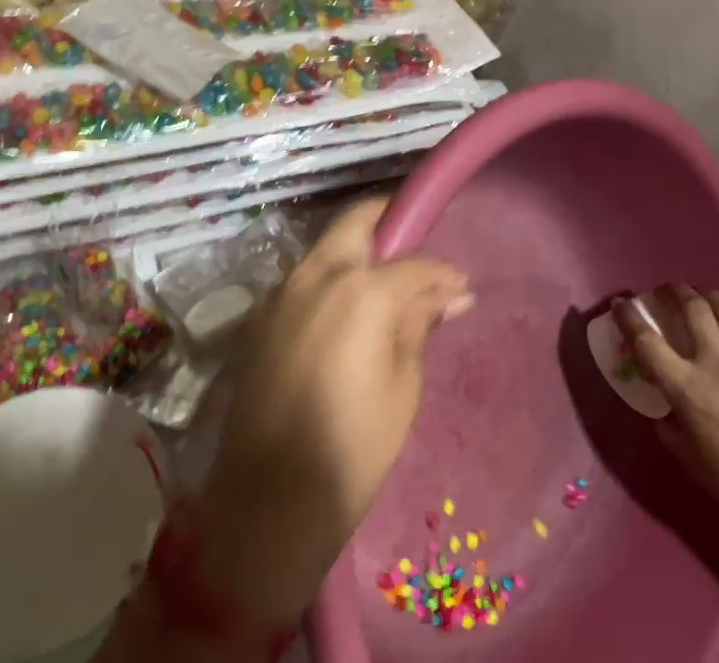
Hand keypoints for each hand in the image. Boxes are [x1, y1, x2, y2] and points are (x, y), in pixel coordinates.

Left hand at [195, 199, 470, 622]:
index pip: (413, 261)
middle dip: (389, 225)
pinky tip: (346, 319)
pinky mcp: (258, 320)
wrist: (271, 496)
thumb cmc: (354, 444)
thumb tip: (451, 293)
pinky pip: (301, 282)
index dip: (443, 273)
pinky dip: (329, 284)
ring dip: (356, 255)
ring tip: (383, 294)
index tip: (460, 290)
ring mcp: (278, 295)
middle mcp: (313, 276)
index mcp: (359, 288)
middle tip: (415, 257)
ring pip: (324, 250)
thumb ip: (420, 323)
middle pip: (355, 222)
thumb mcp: (404, 384)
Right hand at [617, 286, 718, 546]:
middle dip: (674, 292)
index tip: (620, 304)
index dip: (629, 317)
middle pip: (692, 308)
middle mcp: (717, 365)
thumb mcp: (687, 456)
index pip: (648, 341)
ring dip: (707, 296)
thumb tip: (665, 404)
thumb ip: (668, 423)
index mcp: (688, 390)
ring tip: (700, 297)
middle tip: (665, 292)